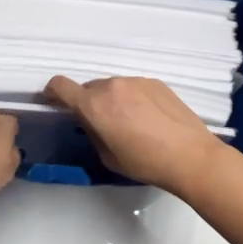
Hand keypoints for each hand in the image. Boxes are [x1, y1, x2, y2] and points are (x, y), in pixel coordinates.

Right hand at [43, 76, 231, 192]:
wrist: (190, 155)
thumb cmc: (144, 162)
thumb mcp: (107, 156)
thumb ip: (92, 132)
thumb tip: (90, 121)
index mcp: (94, 104)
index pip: (61, 85)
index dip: (53, 92)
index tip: (55, 102)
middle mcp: (111, 85)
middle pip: (89, 88)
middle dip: (88, 103)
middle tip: (101, 124)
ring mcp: (135, 81)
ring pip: (112, 87)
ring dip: (112, 100)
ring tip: (129, 123)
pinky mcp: (155, 82)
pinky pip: (133, 87)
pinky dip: (132, 98)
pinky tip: (148, 118)